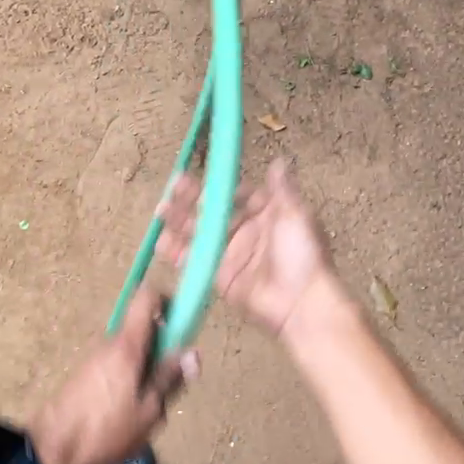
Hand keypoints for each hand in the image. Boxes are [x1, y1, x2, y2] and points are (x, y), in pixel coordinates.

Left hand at [28, 288, 197, 463]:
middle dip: (162, 351)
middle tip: (171, 386)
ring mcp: (95, 359)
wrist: (51, 450)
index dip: (168, 302)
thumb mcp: (149, 411)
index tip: (184, 324)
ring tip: (149, 409)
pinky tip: (128, 414)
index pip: (146, 297)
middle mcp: (109, 344)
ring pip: (132, 353)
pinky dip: (129, 382)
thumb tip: (192, 352)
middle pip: (143, 330)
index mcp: (127, 345)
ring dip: (146, 371)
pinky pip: (117, 367)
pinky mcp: (86, 375)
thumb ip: (170, 379)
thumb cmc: (105, 431)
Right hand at [158, 158, 335, 338]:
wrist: (301, 302)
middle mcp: (245, 232)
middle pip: (211, 212)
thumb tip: (280, 161)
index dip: (216, 188)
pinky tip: (162, 244)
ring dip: (179, 223)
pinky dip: (177, 253)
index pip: (235, 195)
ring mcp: (230, 255)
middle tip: (169, 192)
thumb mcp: (296, 215)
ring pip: (199, 234)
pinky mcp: (219, 277)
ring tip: (160, 213)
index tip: (199, 180)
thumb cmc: (302, 254)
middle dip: (189, 202)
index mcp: (264, 214)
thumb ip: (282, 189)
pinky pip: (195, 261)